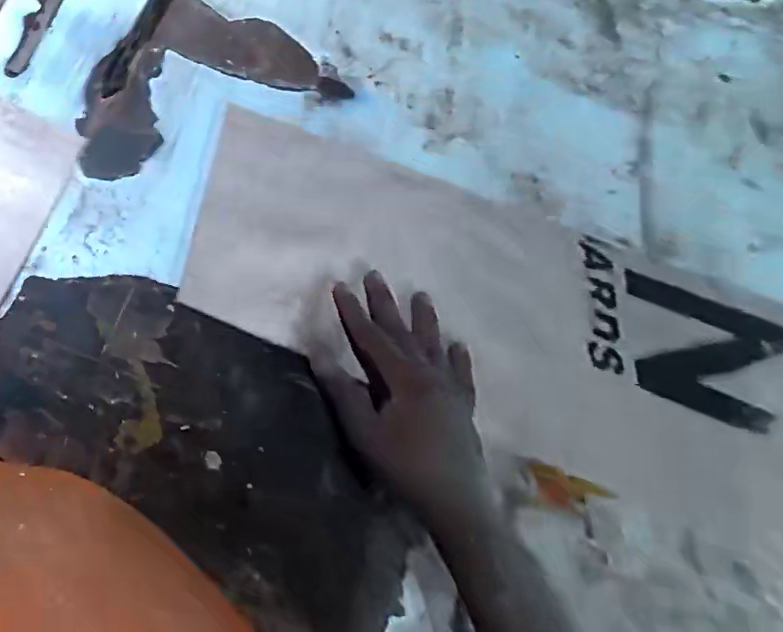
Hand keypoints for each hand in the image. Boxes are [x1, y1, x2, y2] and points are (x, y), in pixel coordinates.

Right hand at [314, 271, 493, 530]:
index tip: (340, 285)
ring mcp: (450, 392)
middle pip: (402, 333)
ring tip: (421, 295)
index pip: (371, 337)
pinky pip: (461, 376)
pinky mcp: (463, 410)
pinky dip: (458, 358)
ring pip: (434, 347)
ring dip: (425, 321)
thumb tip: (319, 352)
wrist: (458, 507)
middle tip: (375, 274)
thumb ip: (342, 391)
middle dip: (385, 304)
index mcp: (404, 379)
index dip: (353, 311)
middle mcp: (429, 376)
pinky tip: (458, 346)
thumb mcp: (364, 432)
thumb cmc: (405, 467)